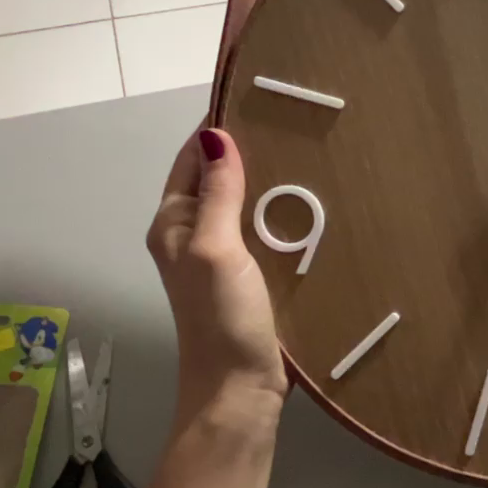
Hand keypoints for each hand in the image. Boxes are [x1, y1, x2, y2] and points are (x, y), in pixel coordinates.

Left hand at [147, 128, 289, 422]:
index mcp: (174, 223)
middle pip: (218, 179)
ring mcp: (222, 258)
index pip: (192, 159)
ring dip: (271, 184)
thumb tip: (217, 135)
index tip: (258, 99)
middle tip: (296, 124)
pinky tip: (313, 205)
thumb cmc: (222, 317)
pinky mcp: (250, 277)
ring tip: (311, 156)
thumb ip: (217, 194)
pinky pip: (264, 232)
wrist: (239, 388)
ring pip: (244, 205)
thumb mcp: (216, 248)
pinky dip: (283, 215)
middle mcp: (193, 235)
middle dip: (249, 152)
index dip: (218, 129)